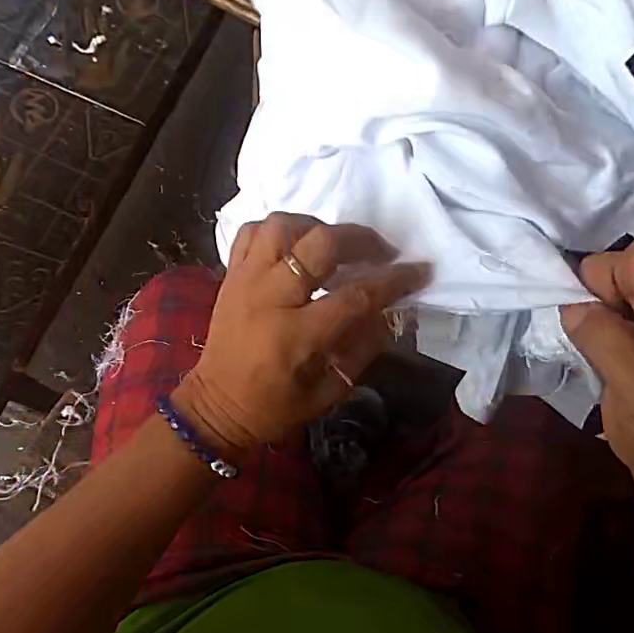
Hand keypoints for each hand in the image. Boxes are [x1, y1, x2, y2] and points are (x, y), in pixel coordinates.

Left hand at [171, 213, 428, 454]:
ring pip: (283, 225)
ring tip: (336, 244)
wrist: (214, 407)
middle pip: (320, 245)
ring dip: (317, 226)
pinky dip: (279, 230)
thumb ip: (361, 350)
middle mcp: (269, 298)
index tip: (419, 271)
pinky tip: (297, 245)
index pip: (356, 296)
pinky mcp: (230, 275)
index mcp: (296, 336)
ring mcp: (245, 280)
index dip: (394, 280)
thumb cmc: (273, 407)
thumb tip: (390, 313)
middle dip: (361, 240)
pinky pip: (253, 232)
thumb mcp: (326, 393)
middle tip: (381, 252)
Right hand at [561, 217, 633, 484]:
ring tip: (608, 346)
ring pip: (608, 274)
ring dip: (597, 303)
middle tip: (621, 333)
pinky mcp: (629, 328)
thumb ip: (610, 339)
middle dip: (616, 287)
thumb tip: (574, 305)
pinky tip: (596, 345)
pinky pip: (596, 299)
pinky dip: (586, 314)